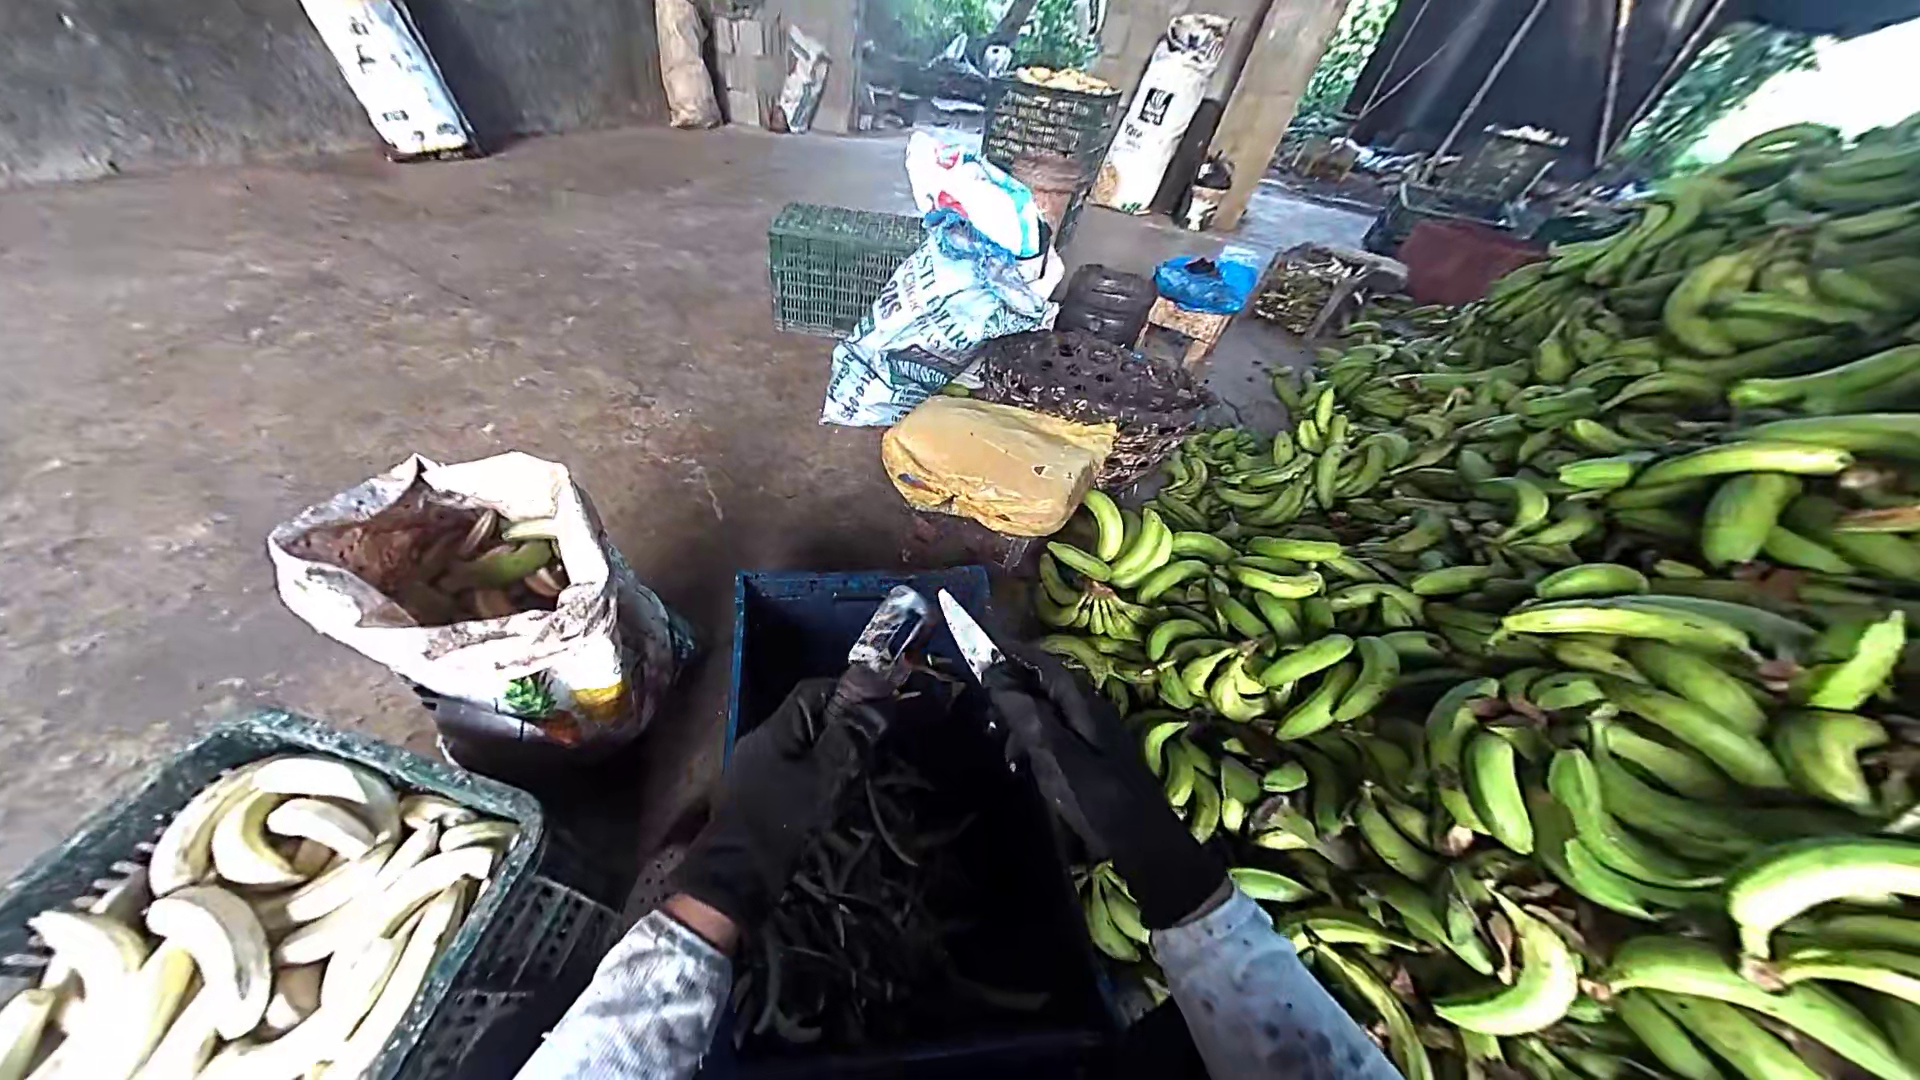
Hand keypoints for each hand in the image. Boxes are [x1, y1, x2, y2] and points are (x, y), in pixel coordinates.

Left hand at [670, 678, 868, 936]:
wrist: (734, 880)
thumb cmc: (782, 821)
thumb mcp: (826, 776)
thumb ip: (852, 736)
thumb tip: (879, 704)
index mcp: (776, 728)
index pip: (814, 690)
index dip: (848, 691)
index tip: (875, 705)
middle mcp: (762, 739)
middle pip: (809, 715)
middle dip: (842, 722)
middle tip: (871, 740)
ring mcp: (756, 766)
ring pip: (804, 742)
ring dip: (832, 748)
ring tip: (856, 768)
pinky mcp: (757, 791)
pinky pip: (794, 765)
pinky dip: (817, 768)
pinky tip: (831, 789)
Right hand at [984, 643, 1225, 928]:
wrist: (1143, 843)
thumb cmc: (1096, 796)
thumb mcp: (1053, 754)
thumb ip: (1025, 713)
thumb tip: (996, 676)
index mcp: (1082, 702)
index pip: (1046, 663)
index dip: (1016, 653)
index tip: (986, 647)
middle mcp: (1090, 708)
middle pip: (1046, 684)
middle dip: (1014, 690)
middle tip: (987, 706)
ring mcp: (1094, 731)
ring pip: (1050, 711)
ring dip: (1023, 721)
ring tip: (1004, 749)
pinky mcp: (1094, 753)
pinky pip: (1057, 733)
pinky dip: (1035, 741)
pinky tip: (1024, 764)